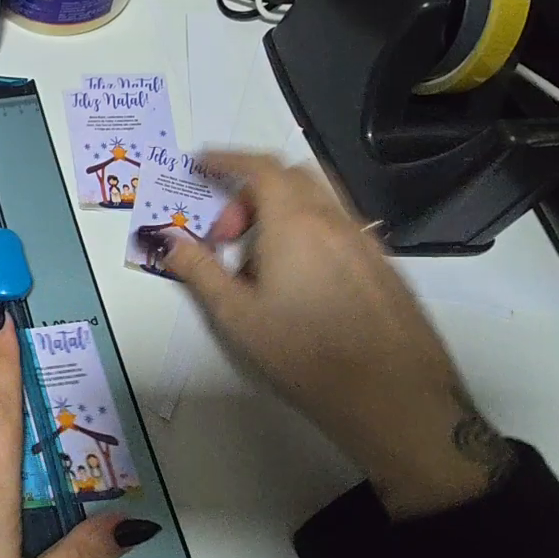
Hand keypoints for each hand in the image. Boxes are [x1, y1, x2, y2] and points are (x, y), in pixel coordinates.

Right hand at [150, 151, 513, 517]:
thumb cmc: (302, 352)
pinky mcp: (384, 267)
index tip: (199, 163)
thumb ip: (197, 269)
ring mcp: (366, 243)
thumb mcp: (234, 314)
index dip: (227, 159)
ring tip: (255, 258)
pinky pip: (338, 227)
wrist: (392, 397)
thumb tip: (166, 240)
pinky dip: (305, 231)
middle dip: (251, 188)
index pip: (261, 168)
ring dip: (280, 210)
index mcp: (295, 224)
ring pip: (319, 201)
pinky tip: (293, 280)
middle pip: (293, 176)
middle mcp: (335, 222)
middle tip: (225, 230)